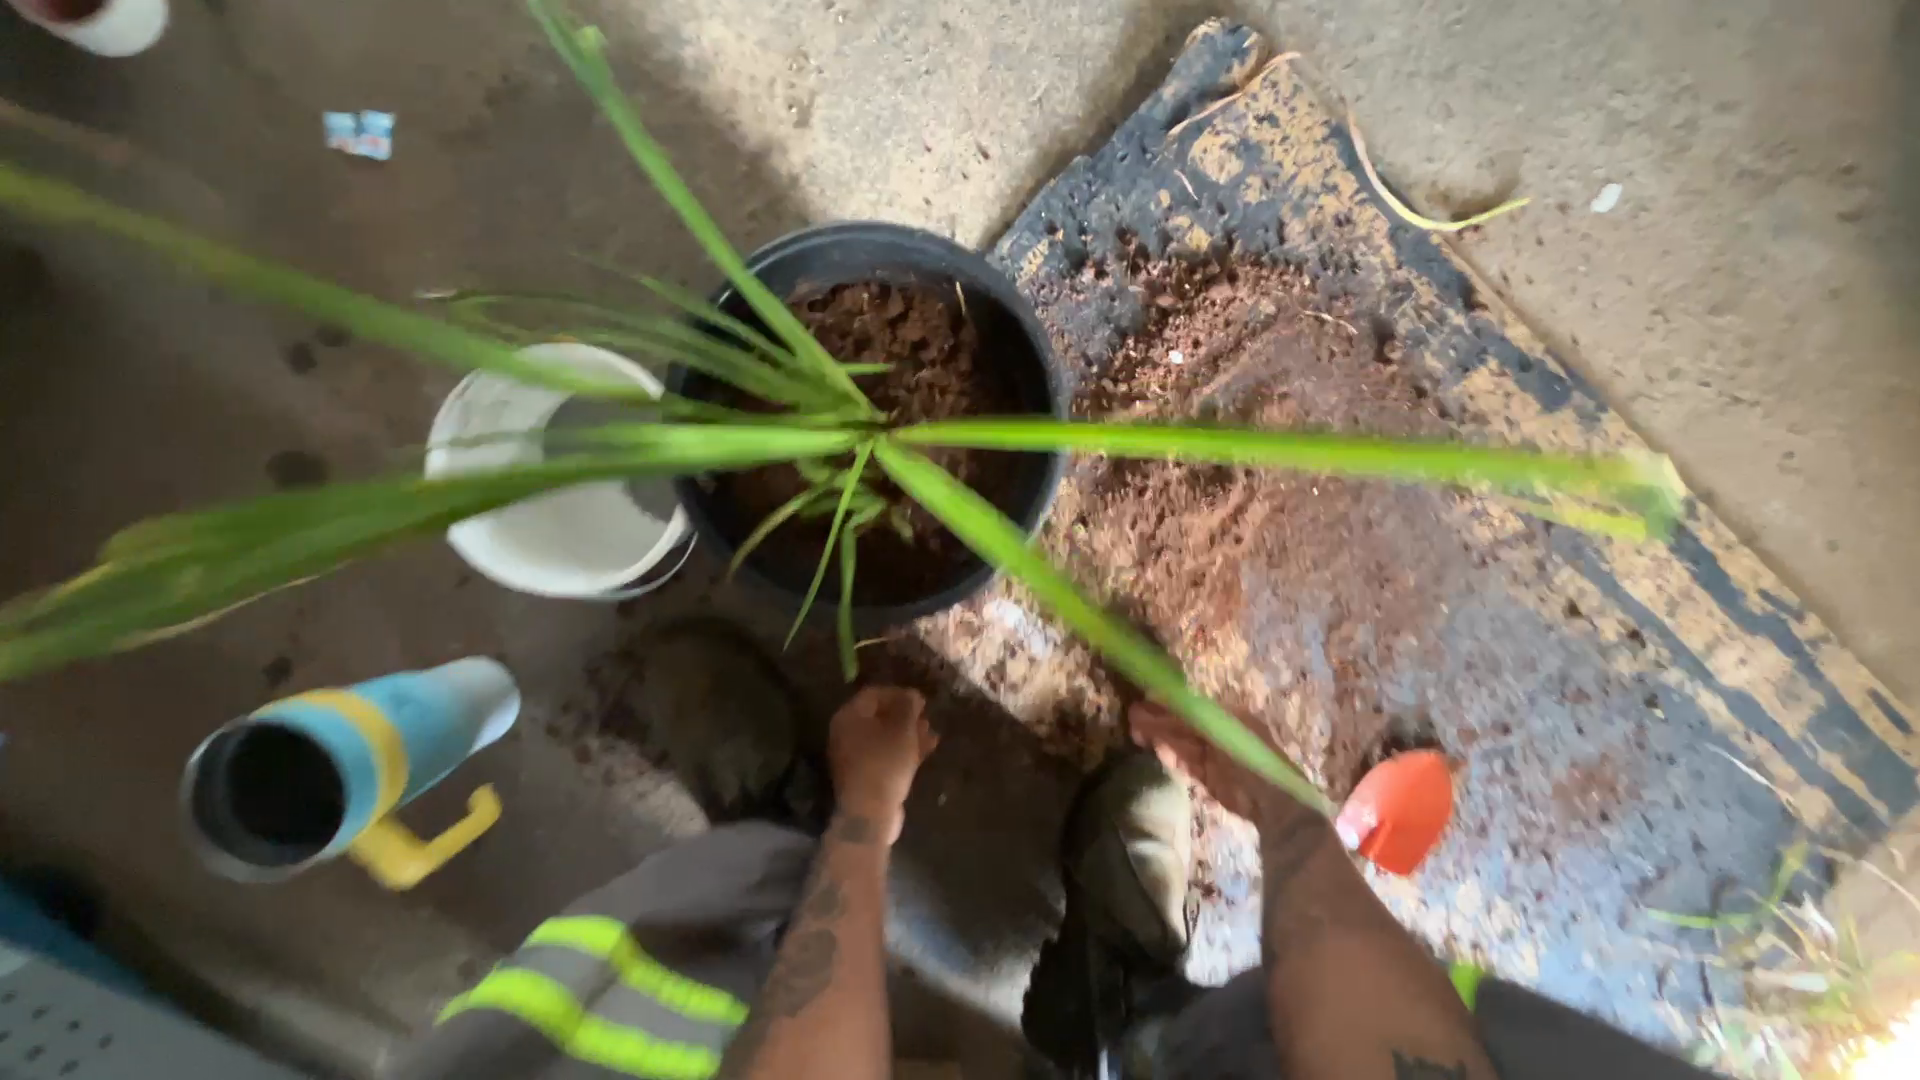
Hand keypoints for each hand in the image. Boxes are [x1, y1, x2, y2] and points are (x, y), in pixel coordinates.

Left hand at [828, 686, 937, 841]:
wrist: (871, 813)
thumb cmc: (885, 762)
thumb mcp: (902, 729)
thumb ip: (908, 706)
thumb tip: (912, 695)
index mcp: (849, 717)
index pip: (874, 694)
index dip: (899, 693)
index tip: (921, 699)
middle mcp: (847, 734)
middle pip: (879, 716)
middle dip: (905, 715)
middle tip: (926, 715)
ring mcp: (855, 757)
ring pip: (885, 738)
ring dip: (908, 733)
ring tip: (931, 732)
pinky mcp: (866, 776)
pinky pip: (886, 755)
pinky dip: (904, 751)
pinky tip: (927, 749)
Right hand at [1128, 701, 1310, 826]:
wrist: (1273, 804)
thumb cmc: (1250, 759)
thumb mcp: (1221, 732)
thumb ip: (1192, 717)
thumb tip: (1165, 701)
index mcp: (1229, 716)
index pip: (1192, 706)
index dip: (1168, 704)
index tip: (1146, 700)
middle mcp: (1220, 733)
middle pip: (1183, 724)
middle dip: (1159, 721)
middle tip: (1133, 717)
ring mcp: (1214, 756)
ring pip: (1181, 743)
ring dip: (1159, 737)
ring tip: (1136, 732)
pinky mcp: (1208, 777)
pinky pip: (1185, 762)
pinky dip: (1170, 755)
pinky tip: (1155, 748)